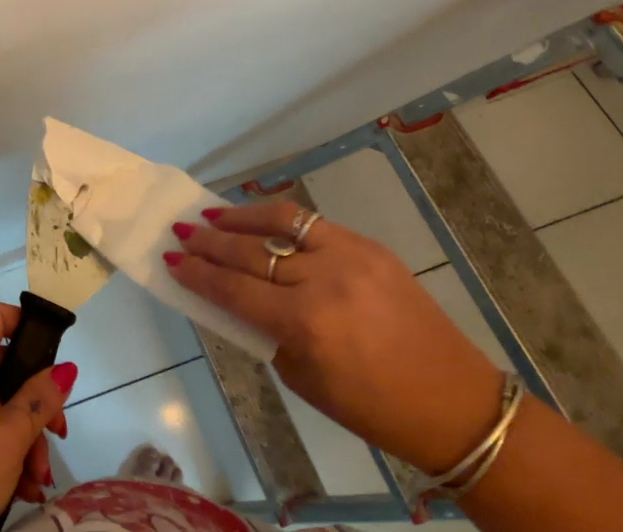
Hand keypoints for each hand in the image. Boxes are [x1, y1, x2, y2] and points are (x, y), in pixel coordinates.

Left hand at [0, 301, 77, 531]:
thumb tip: (64, 367)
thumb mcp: (10, 436)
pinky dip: (10, 454)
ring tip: (38, 478)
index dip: (22, 320)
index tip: (52, 349)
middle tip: (59, 432)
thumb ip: (39, 399)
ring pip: (3, 405)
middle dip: (38, 401)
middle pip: (7, 366)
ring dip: (28, 438)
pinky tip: (25, 488)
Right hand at [166, 201, 502, 473]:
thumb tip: (231, 296)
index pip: (233, 289)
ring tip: (211, 216)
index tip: (169, 259)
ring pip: (281, 221)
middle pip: (249, 251)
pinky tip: (259, 221)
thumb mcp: (303, 378)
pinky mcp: (371, 247)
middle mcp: (324, 281)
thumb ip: (263, 332)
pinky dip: (279, 220)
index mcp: (305, 324)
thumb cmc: (371, 407)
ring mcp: (351, 256)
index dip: (196, 273)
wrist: (453, 402)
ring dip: (239, 218)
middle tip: (181, 232)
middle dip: (209, 242)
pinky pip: (314, 224)